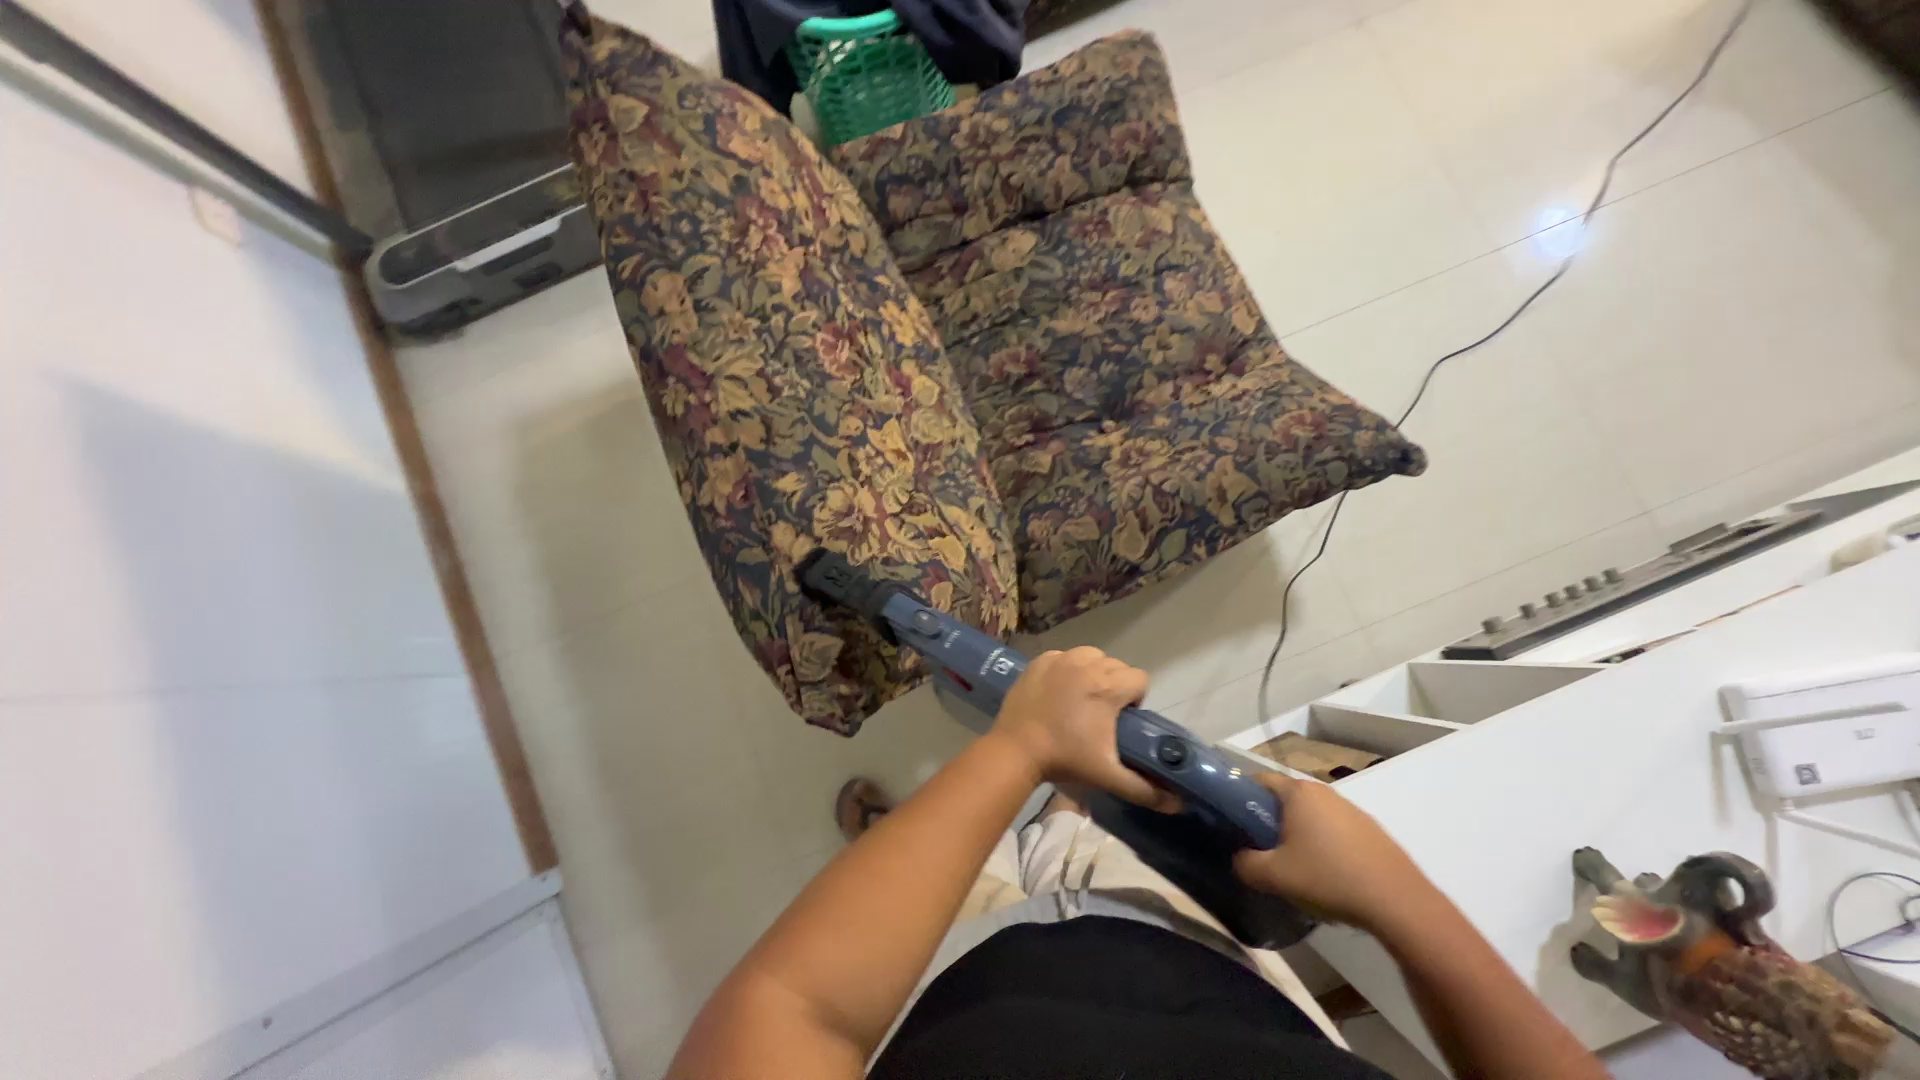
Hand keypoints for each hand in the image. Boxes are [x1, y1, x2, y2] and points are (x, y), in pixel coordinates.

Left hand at [990, 647, 1180, 812]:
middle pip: (1117, 666)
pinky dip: (1067, 668)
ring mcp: (1061, 659)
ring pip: (1092, 655)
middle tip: (1102, 712)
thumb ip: (1145, 789)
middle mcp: (1087, 665)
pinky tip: (1060, 689)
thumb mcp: (1108, 776)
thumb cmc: (1065, 759)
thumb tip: (1178, 804)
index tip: (1122, 718)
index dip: (1135, 698)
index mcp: (1108, 687)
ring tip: (1083, 697)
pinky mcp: (1040, 661)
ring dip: (1093, 671)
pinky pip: (1065, 656)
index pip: (1140, 679)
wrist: (1016, 750)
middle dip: (1116, 685)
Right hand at [1232, 771, 1439, 933]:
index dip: (1240, 798)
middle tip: (1259, 848)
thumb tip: (1239, 858)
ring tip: (1293, 866)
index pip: (1258, 781)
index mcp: (1299, 793)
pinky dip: (1324, 845)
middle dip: (1269, 820)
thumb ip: (1245, 864)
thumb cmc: (1329, 878)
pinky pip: (1335, 831)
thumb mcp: (1274, 876)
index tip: (1233, 823)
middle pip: (1285, 799)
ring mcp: (1352, 810)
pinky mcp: (1371, 831)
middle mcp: (1326, 792)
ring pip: (1311, 816)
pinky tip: (1326, 874)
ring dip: (1297, 834)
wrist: (1398, 903)